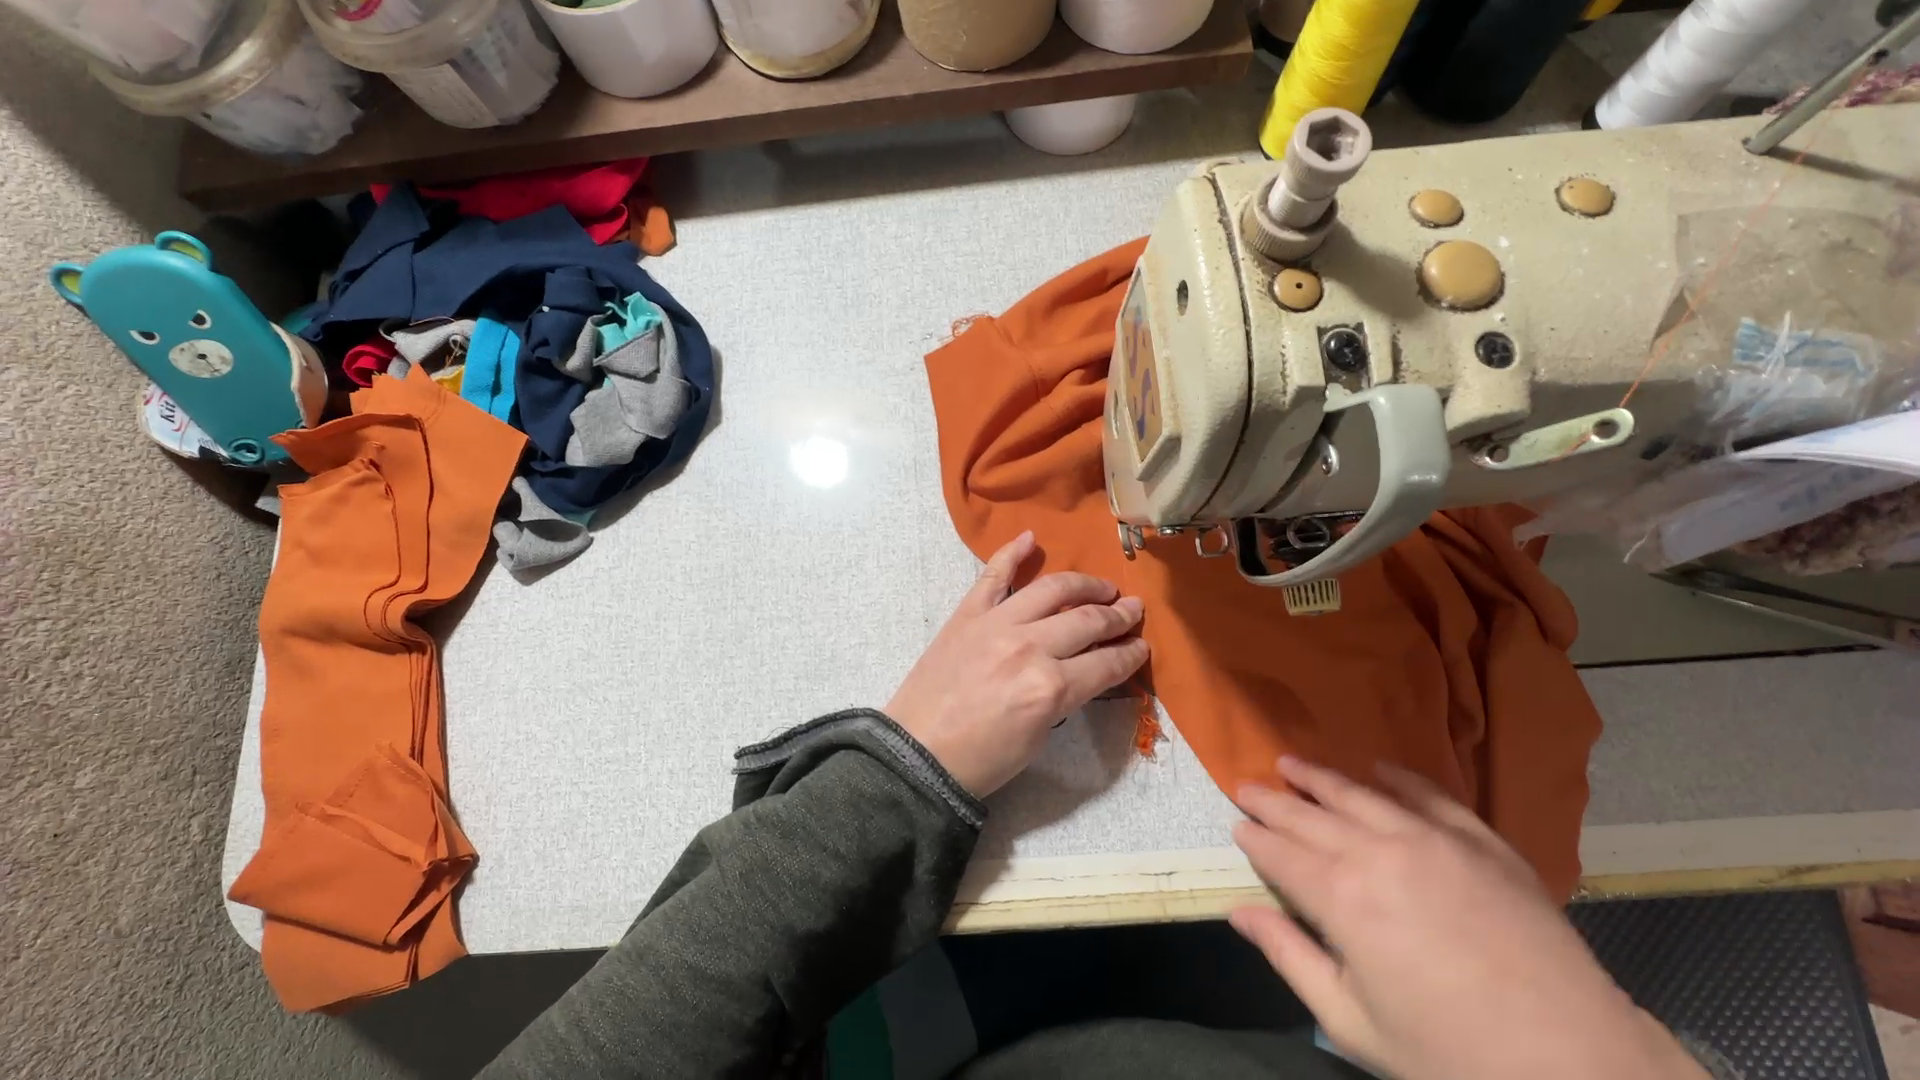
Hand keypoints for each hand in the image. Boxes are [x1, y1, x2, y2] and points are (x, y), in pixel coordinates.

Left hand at [885, 532, 1148, 796]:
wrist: (917, 755)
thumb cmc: (981, 760)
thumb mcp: (1039, 739)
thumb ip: (1066, 698)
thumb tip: (1084, 672)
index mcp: (1052, 688)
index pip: (1107, 663)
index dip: (1131, 653)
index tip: (1142, 645)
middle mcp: (1030, 647)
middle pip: (1088, 621)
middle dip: (1118, 615)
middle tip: (1134, 609)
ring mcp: (997, 624)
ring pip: (1052, 589)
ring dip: (1084, 584)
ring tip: (1102, 587)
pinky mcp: (967, 614)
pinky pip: (993, 575)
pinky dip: (1011, 553)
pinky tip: (1030, 538)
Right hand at [1229, 757, 1707, 1079]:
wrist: (1572, 1059)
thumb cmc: (1447, 1051)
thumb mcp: (1351, 1021)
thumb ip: (1289, 957)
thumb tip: (1238, 912)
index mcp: (1341, 898)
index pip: (1280, 853)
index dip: (1254, 838)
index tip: (1235, 824)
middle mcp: (1379, 853)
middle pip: (1311, 816)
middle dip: (1274, 801)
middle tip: (1246, 785)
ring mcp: (1434, 840)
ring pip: (1362, 794)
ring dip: (1321, 778)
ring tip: (1292, 763)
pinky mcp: (1482, 842)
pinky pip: (1431, 796)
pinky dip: (1399, 778)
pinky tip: (1378, 768)